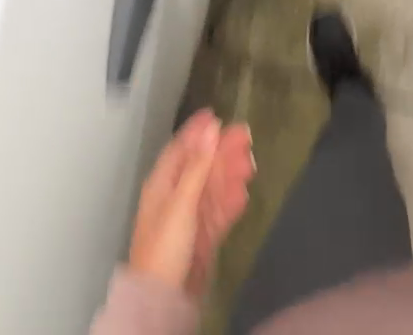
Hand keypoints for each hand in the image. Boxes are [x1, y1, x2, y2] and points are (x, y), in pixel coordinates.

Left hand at [127, 110, 254, 299]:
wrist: (162, 298)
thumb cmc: (164, 245)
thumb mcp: (180, 201)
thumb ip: (197, 166)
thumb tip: (210, 129)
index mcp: (162, 183)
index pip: (181, 149)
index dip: (197, 132)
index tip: (214, 114)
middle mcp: (175, 195)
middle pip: (202, 167)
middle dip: (222, 151)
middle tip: (245, 135)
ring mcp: (190, 216)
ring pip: (213, 188)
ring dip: (230, 174)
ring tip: (250, 162)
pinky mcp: (202, 236)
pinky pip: (218, 213)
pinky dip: (229, 202)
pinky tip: (242, 194)